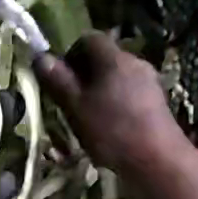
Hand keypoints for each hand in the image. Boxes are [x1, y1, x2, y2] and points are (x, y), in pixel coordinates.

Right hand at [33, 33, 195, 184]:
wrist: (157, 160)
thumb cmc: (111, 131)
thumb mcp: (76, 107)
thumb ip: (58, 81)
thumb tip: (40, 57)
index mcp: (113, 58)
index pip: (89, 38)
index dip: (70, 53)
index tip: (60, 78)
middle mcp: (135, 62)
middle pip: (105, 59)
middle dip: (85, 75)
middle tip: (70, 101)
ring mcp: (149, 82)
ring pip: (118, 78)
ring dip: (101, 92)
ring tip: (89, 118)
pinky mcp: (157, 103)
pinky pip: (130, 94)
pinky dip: (116, 104)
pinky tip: (111, 128)